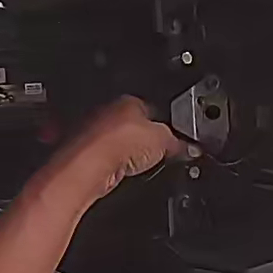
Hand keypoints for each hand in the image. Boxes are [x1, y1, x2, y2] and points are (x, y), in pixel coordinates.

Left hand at [36, 96, 184, 205]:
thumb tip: (189, 148)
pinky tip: (120, 172)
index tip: (175, 140)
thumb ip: (179, 143)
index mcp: (129, 100)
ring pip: (117, 143)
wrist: (89, 165)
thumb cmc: (118, 143)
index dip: (167, 126)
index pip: (155, 109)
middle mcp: (107, 110)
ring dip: (127, 154)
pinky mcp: (83, 152)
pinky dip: (113, 166)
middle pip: (134, 125)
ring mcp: (92, 131)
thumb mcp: (164, 141)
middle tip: (159, 155)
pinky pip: (106, 159)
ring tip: (138, 167)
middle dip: (146, 140)